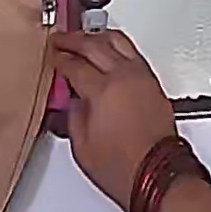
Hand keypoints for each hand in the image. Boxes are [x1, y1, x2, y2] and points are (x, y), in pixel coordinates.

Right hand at [51, 30, 179, 211]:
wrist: (157, 175)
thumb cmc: (125, 167)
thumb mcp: (83, 147)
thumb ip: (74, 115)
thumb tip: (72, 100)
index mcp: (103, 91)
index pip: (75, 65)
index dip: (60, 59)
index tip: (53, 56)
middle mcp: (123, 77)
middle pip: (94, 45)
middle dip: (73, 40)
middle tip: (61, 39)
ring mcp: (140, 76)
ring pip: (116, 41)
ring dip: (96, 36)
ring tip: (84, 37)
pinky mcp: (152, 81)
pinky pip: (132, 51)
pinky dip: (116, 44)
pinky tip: (110, 47)